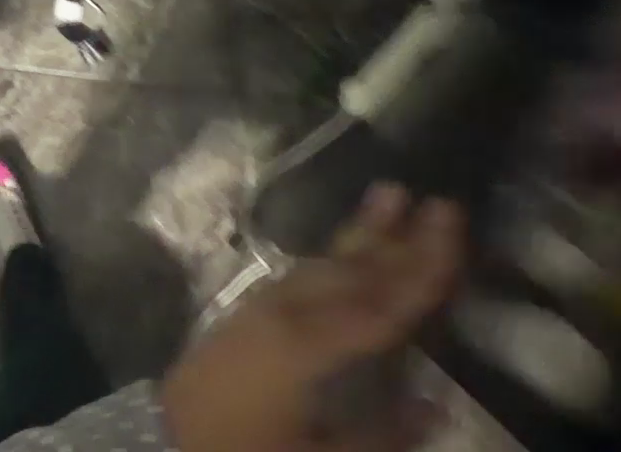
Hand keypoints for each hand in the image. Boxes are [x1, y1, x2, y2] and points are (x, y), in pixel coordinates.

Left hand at [161, 183, 464, 451]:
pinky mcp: (251, 309)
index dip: (421, 268)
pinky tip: (347, 249)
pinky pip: (304, 273)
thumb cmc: (244, 447)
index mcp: (305, 344)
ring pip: (326, 263)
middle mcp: (285, 310)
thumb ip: (381, 434)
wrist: (168, 437)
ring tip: (392, 194)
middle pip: (354, 271)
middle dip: (399, 238)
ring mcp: (264, 304)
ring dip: (363, 233)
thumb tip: (438, 404)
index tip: (451, 228)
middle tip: (440, 203)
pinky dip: (335, 256)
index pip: (379, 303)